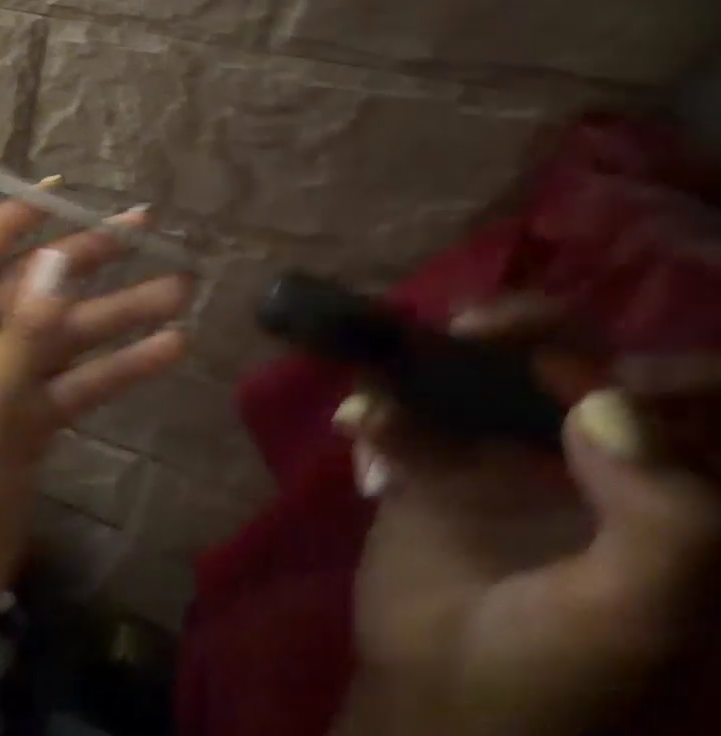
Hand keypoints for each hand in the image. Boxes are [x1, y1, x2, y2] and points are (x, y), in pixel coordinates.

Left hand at [0, 192, 192, 623]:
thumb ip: (21, 340)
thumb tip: (56, 261)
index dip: (11, 223)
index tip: (60, 194)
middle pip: (29, 291)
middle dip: (81, 260)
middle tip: (142, 228)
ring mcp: (2, 388)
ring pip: (62, 339)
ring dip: (115, 315)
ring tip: (180, 286)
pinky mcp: (28, 426)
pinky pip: (77, 386)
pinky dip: (117, 369)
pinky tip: (168, 349)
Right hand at [336, 299, 720, 735]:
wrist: (442, 702)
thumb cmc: (562, 672)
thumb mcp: (639, 613)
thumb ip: (662, 517)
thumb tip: (602, 402)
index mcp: (664, 492)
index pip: (671, 396)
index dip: (626, 362)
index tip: (554, 366)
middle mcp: (586, 462)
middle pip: (565, 363)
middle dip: (519, 331)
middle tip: (465, 328)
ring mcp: (497, 460)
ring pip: (474, 373)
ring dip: (426, 359)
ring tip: (385, 372)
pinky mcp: (422, 467)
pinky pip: (400, 410)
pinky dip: (374, 403)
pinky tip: (355, 427)